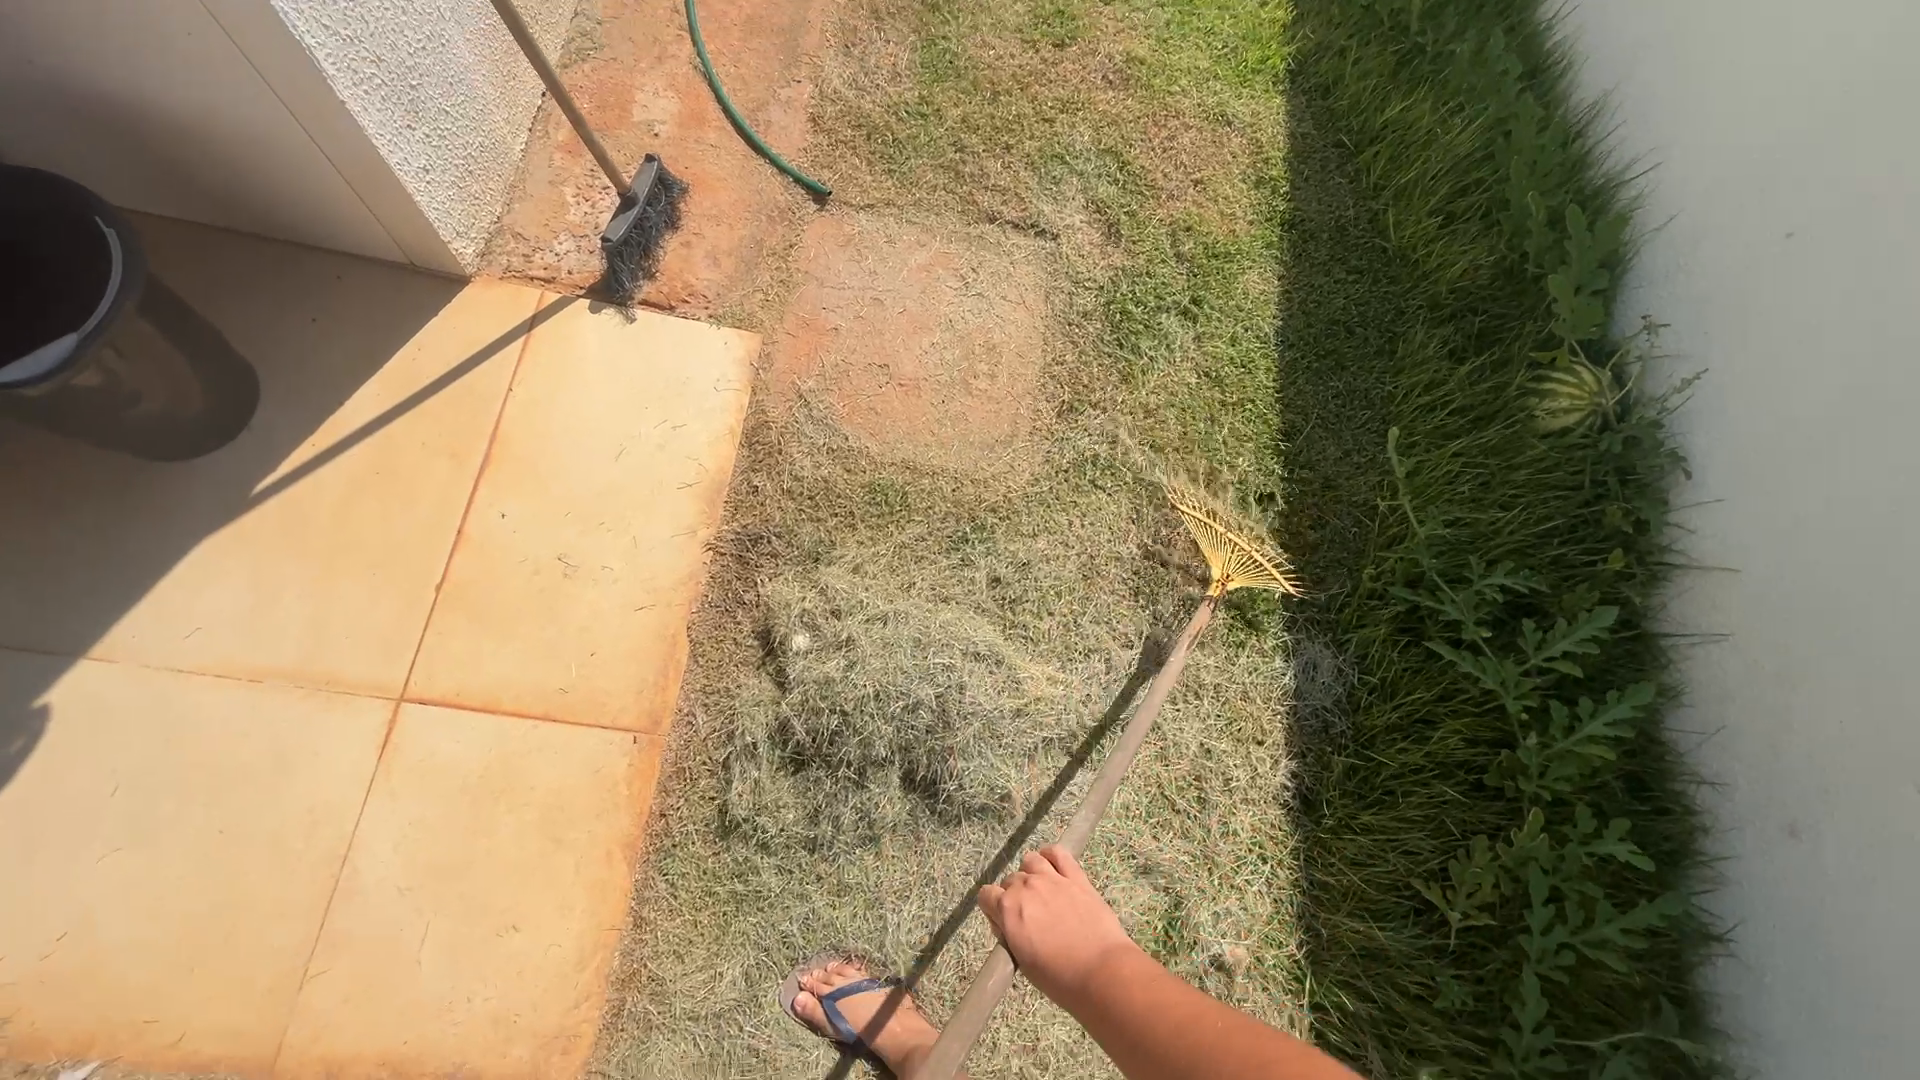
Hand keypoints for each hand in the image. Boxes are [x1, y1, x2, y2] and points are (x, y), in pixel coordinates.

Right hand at [976, 845, 1140, 1007]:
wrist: (1100, 972)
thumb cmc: (1059, 977)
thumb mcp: (1021, 963)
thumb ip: (1010, 935)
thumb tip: (1008, 924)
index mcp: (1007, 908)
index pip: (986, 895)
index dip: (993, 910)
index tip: (1005, 924)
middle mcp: (1026, 886)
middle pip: (1010, 880)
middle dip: (1014, 896)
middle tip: (1029, 917)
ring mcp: (1052, 878)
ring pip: (1031, 860)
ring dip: (1031, 873)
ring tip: (1041, 892)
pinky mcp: (1076, 877)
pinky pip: (1058, 853)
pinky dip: (1051, 855)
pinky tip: (1053, 866)